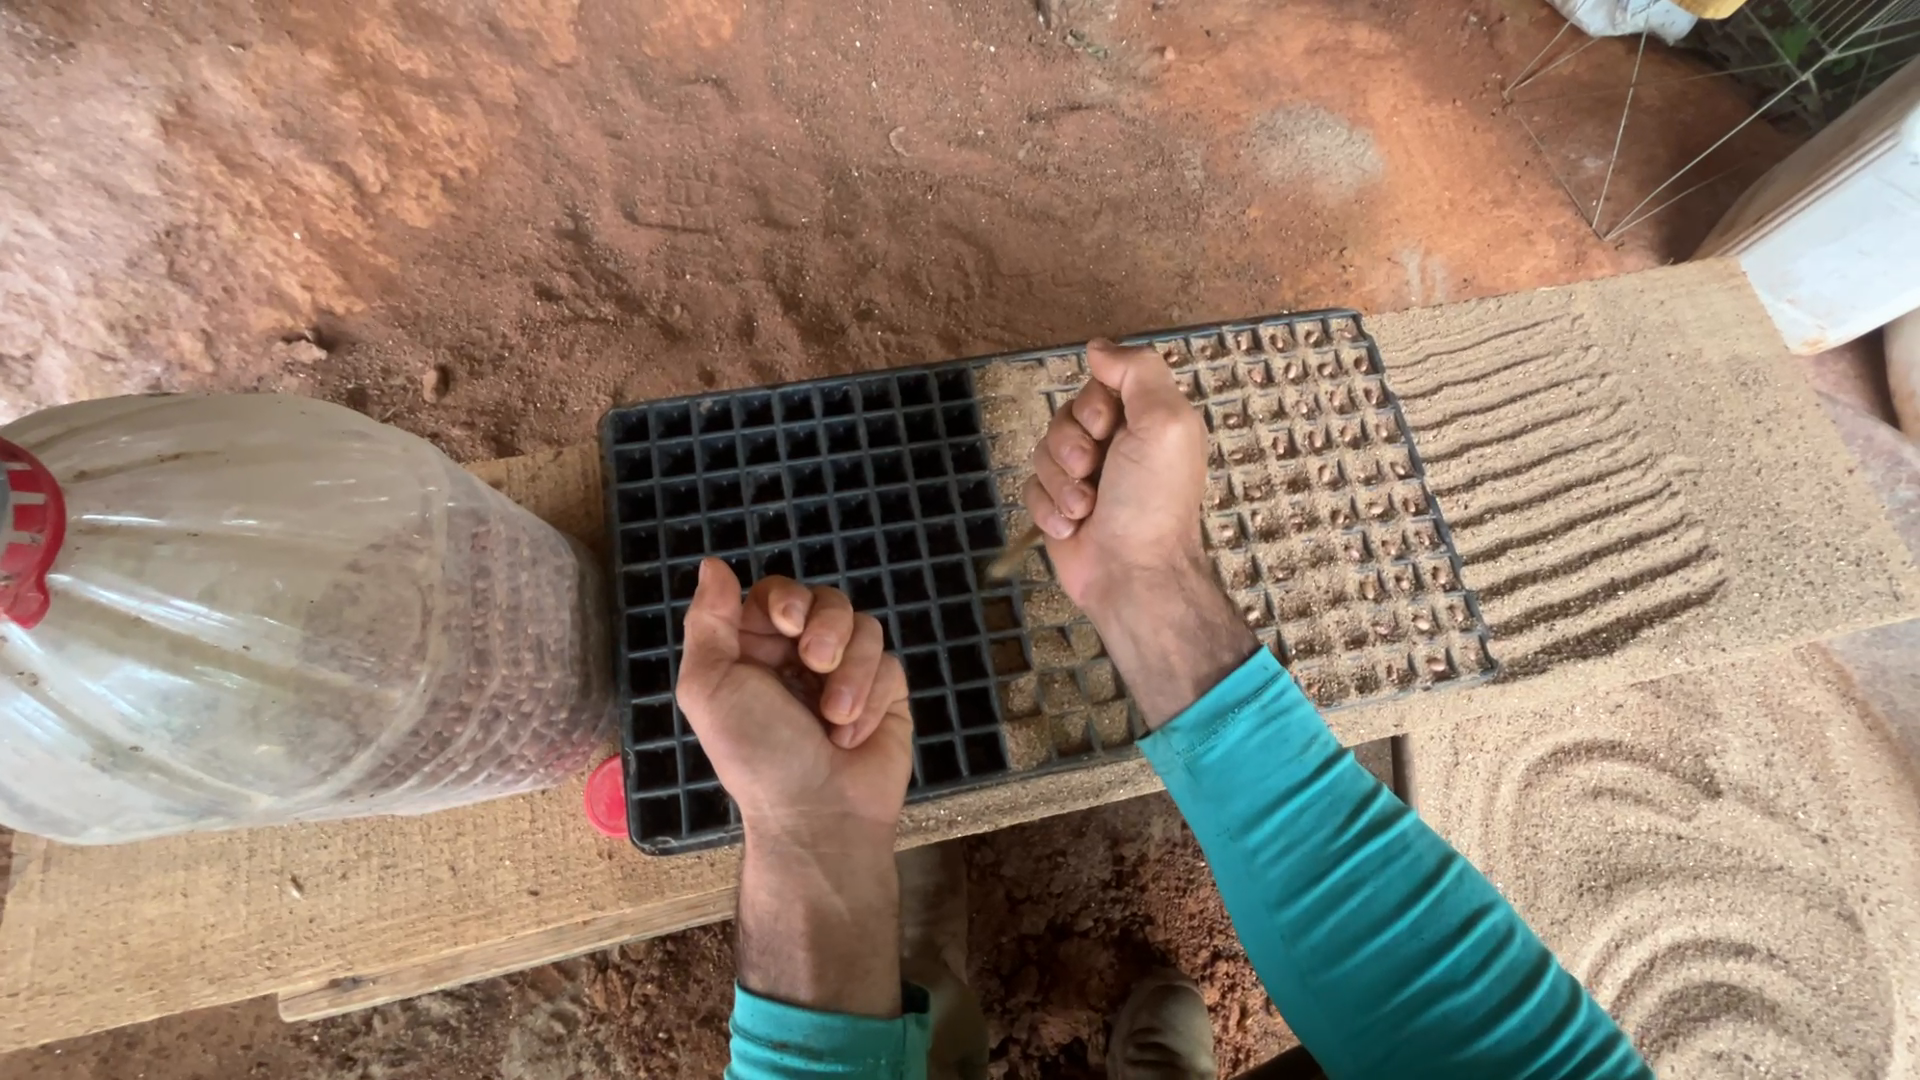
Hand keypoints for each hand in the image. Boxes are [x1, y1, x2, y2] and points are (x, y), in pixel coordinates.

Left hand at [675, 558, 913, 842]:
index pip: (781, 593)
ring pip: (867, 628)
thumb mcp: (710, 688)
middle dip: (827, 630)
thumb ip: (708, 622)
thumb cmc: (757, 752)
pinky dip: (873, 699)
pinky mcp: (887, 693)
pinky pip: (891, 665)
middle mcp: (804, 656)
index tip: (789, 624)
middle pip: (829, 601)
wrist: (819, 812)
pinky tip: (853, 734)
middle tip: (817, 664)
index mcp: (758, 650)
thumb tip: (712, 563)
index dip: (789, 598)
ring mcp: (849, 673)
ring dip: (851, 673)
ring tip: (835, 717)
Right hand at [1022, 339, 1211, 610]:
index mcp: (1145, 421)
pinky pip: (1030, 488)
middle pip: (1063, 417)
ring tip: (1084, 509)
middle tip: (1093, 472)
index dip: (1092, 405)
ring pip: (1042, 452)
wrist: (1131, 573)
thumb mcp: (1164, 422)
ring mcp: (1082, 478)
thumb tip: (1097, 346)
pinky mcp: (1057, 507)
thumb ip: (1138, 371)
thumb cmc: (1152, 500)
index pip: (1099, 385)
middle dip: (1070, 447)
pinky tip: (1072, 529)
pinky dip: (1049, 509)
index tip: (1104, 428)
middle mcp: (1114, 445)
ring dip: (1060, 484)